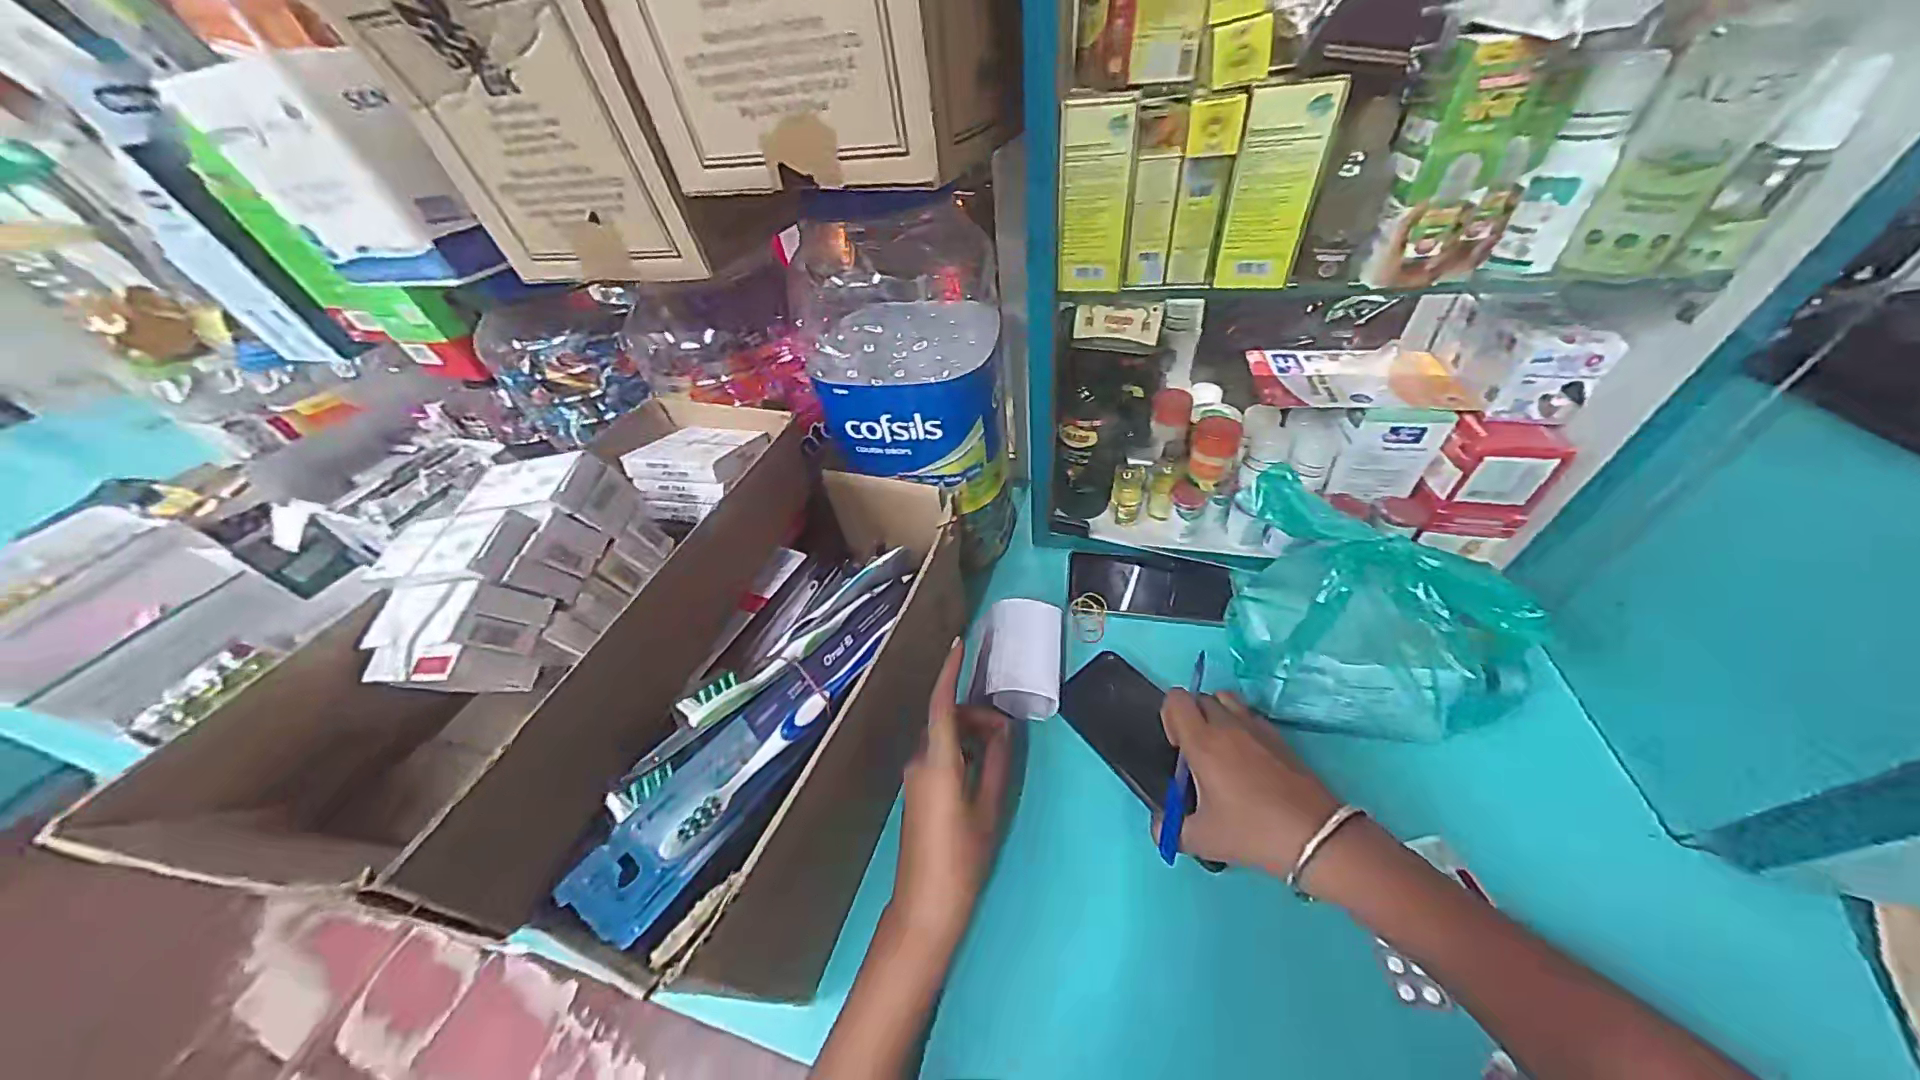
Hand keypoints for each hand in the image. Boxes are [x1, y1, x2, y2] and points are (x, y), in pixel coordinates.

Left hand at [893, 639, 1013, 942]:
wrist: (924, 907)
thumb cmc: (962, 858)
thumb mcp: (989, 808)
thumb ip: (997, 763)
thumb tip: (1003, 730)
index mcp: (936, 762)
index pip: (940, 704)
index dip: (949, 671)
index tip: (959, 644)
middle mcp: (919, 761)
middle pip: (945, 719)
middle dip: (975, 714)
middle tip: (1008, 733)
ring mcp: (914, 776)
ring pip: (943, 736)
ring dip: (969, 733)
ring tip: (999, 753)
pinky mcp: (916, 789)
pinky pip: (938, 753)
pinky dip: (960, 749)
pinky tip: (981, 767)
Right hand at [1158, 689, 1343, 877]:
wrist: (1315, 838)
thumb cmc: (1252, 832)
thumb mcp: (1202, 839)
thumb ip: (1171, 830)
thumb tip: (1161, 825)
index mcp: (1203, 742)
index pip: (1176, 700)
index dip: (1169, 717)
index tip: (1177, 747)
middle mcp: (1228, 726)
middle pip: (1201, 697)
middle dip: (1192, 717)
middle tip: (1196, 753)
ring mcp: (1257, 729)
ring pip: (1227, 700)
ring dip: (1217, 715)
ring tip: (1220, 750)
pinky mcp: (1280, 738)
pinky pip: (1251, 716)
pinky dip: (1242, 727)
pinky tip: (1248, 762)